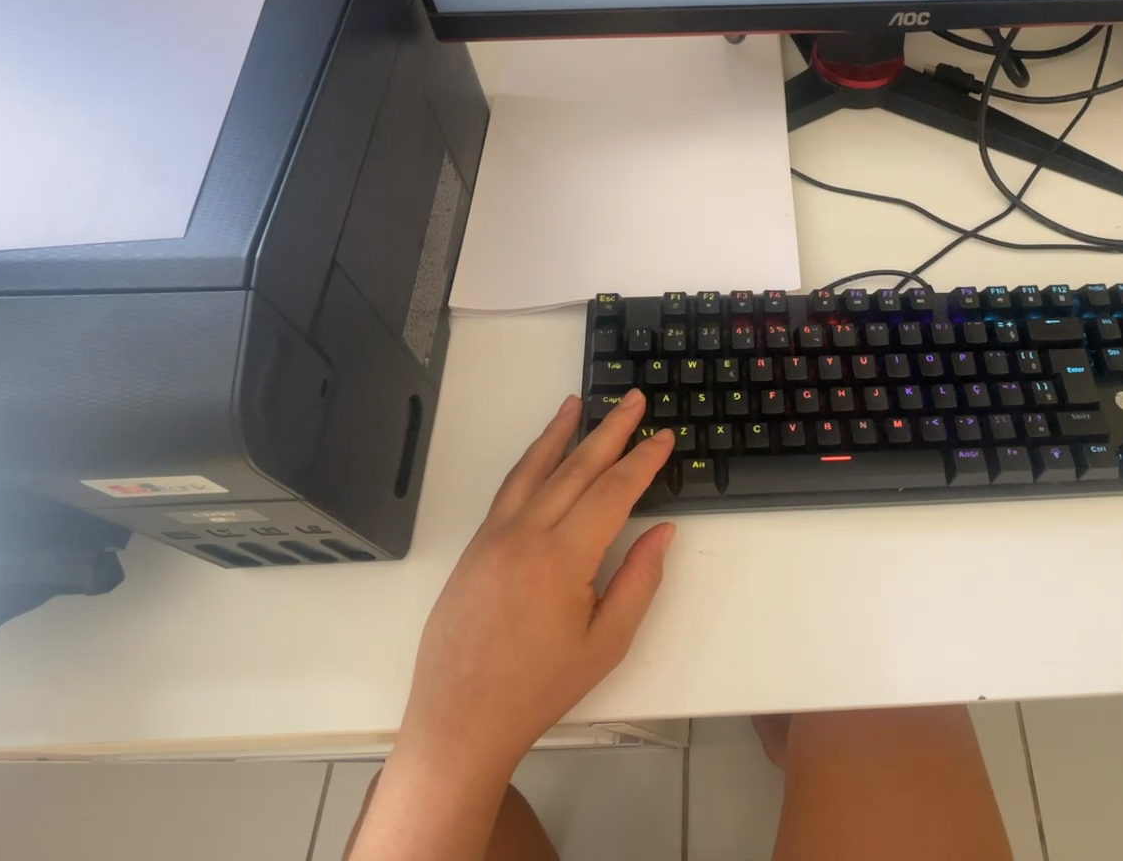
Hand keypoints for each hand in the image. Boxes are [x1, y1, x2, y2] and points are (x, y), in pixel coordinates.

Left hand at [392, 391, 676, 779]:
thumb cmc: (539, 687)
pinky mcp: (474, 547)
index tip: (663, 436)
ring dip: (560, 433)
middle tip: (631, 400)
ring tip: (578, 404)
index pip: (613, 492)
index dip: (642, 461)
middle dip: (609, 431)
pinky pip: (508, 490)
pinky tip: (541, 453)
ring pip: (533, 470)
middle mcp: (524, 535)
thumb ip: (638, 581)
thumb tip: (663, 531)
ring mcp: (493, 537)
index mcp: (561, 558)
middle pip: (575, 468)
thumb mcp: (606, 643)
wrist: (459, 720)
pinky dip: (529, 462)